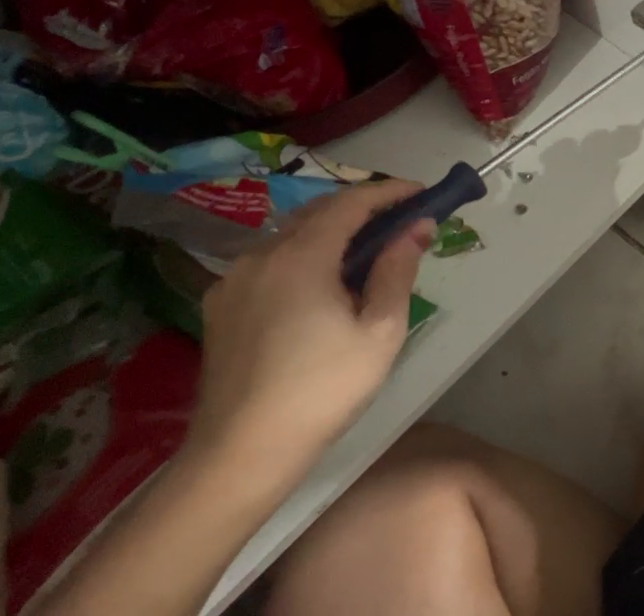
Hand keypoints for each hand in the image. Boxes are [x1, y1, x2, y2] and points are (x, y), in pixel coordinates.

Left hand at [186, 180, 432, 468]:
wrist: (241, 452)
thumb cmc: (323, 389)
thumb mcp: (380, 331)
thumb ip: (397, 270)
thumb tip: (416, 227)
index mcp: (302, 256)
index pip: (351, 203)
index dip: (390, 191)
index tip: (422, 193)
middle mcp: (261, 255)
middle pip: (318, 212)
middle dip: (363, 208)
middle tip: (402, 221)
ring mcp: (234, 280)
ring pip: (290, 235)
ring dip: (332, 231)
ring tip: (367, 251)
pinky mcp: (221, 305)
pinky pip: (270, 261)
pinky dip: (304, 255)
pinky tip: (322, 283)